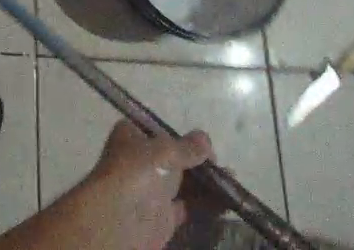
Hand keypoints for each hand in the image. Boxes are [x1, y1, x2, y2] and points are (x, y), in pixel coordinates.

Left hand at [0, 121, 215, 249]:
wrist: (119, 220)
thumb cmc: (138, 172)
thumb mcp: (165, 151)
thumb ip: (187, 147)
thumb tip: (204, 140)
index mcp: (132, 136)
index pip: (160, 133)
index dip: (183, 139)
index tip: (205, 147)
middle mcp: (140, 161)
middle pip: (174, 159)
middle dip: (199, 164)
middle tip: (226, 170)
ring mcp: (150, 190)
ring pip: (183, 184)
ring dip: (207, 185)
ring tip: (234, 185)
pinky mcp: (161, 217)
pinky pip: (188, 207)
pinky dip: (206, 206)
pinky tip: (227, 204)